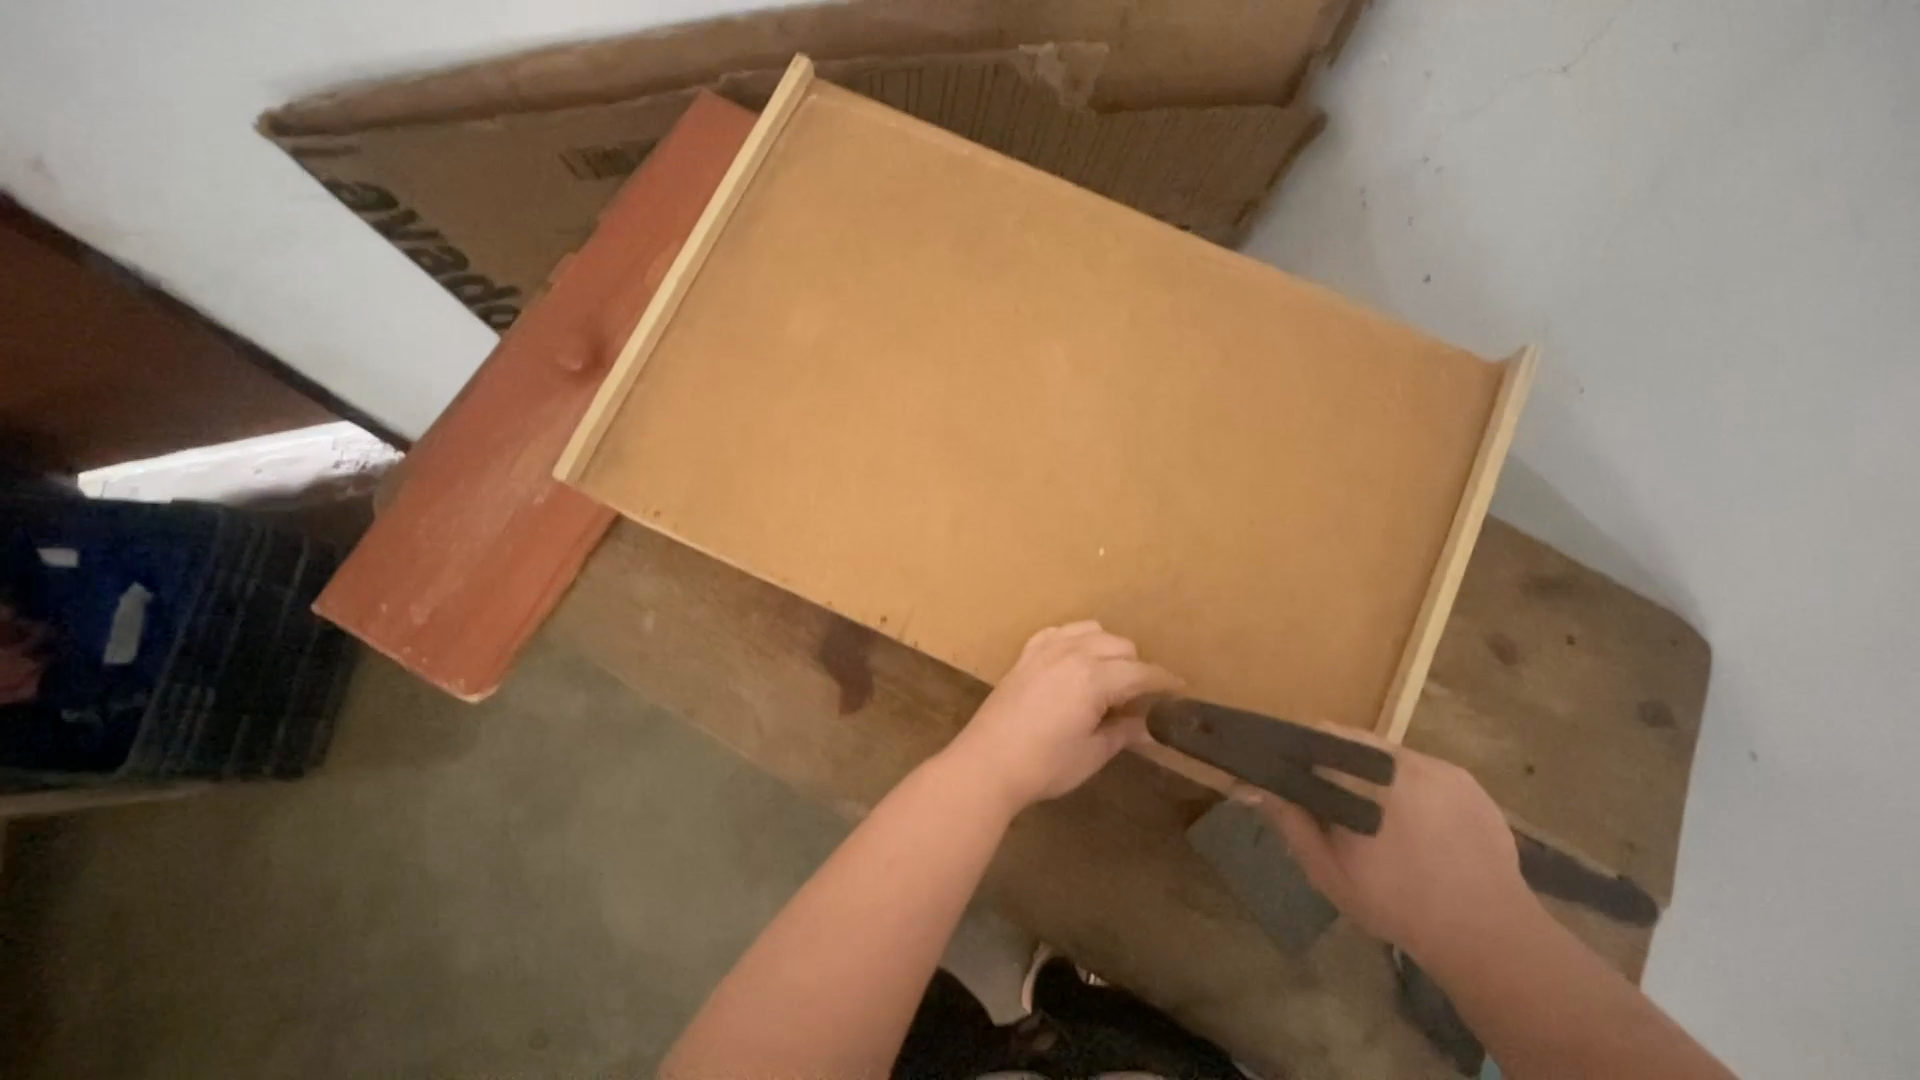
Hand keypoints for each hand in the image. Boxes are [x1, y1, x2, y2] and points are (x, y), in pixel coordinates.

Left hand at [941, 621, 1180, 812]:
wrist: (986, 764)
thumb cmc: (1044, 765)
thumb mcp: (1092, 753)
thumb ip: (1123, 733)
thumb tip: (1150, 727)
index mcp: (1094, 678)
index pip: (1141, 673)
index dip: (1164, 682)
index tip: (1179, 690)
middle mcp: (1073, 654)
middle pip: (1120, 646)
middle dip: (1136, 667)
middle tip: (1139, 696)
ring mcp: (1045, 650)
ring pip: (1091, 631)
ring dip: (1108, 648)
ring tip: (1109, 676)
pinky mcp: (1025, 655)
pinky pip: (1058, 632)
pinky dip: (1075, 639)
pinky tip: (1076, 658)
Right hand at [1242, 738, 1532, 965]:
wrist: (1487, 933)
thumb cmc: (1397, 904)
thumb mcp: (1328, 870)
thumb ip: (1289, 821)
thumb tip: (1248, 785)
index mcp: (1366, 777)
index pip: (1318, 736)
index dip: (1297, 749)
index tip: (1288, 771)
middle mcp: (1404, 760)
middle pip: (1354, 741)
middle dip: (1335, 761)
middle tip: (1328, 799)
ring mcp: (1441, 768)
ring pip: (1388, 754)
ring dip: (1371, 772)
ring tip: (1371, 812)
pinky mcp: (1468, 781)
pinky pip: (1423, 770)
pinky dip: (1407, 785)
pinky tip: (1411, 822)